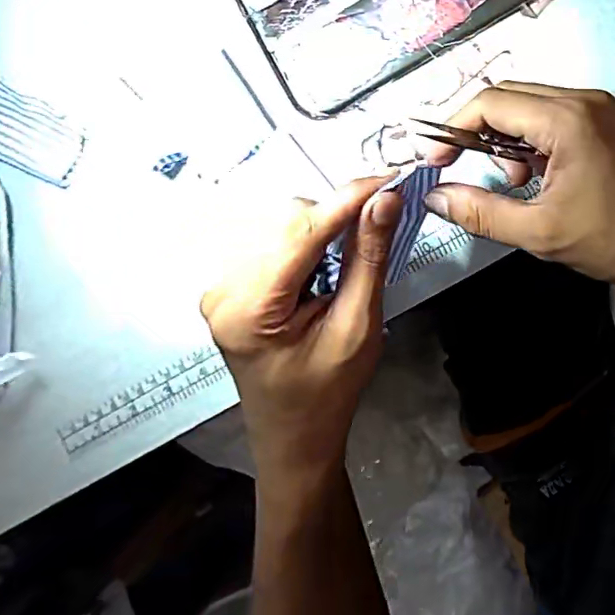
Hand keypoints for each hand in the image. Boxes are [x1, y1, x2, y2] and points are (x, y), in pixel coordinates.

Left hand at [200, 177, 400, 484]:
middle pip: (291, 219)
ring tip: (355, 254)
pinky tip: (330, 262)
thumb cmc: (326, 392)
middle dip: (341, 214)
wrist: (295, 435)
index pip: (303, 229)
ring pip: (286, 222)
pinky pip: (279, 237)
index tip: (391, 179)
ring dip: (329, 225)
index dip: (350, 198)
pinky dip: (314, 237)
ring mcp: (223, 285)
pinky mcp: (234, 282)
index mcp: (248, 307)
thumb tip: (385, 200)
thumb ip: (369, 257)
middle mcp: (224, 288)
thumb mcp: (358, 324)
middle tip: (383, 219)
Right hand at [419, 83, 614, 295]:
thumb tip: (438, 197)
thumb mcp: (544, 233)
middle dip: (480, 134)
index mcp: (567, 118)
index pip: (489, 101)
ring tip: (516, 184)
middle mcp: (584, 100)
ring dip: (509, 139)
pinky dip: (536, 142)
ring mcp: (601, 108)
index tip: (436, 161)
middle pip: (509, 97)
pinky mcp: (610, 123)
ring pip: (532, 107)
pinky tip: (541, 178)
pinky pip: (557, 118)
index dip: (452, 128)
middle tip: (470, 174)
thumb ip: (482, 211)